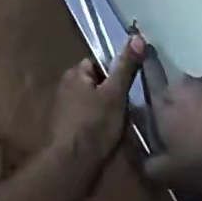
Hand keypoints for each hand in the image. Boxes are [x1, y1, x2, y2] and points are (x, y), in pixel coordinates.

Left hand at [46, 35, 145, 183]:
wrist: (74, 164)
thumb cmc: (95, 123)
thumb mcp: (115, 92)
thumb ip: (125, 66)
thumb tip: (137, 36)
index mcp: (74, 74)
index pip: (97, 62)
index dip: (114, 71)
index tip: (129, 84)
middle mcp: (65, 88)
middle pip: (96, 83)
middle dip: (111, 92)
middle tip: (129, 104)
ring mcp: (64, 110)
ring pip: (93, 103)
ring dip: (106, 110)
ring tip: (123, 120)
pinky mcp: (67, 130)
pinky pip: (88, 120)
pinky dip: (99, 124)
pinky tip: (110, 134)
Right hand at [138, 46, 201, 198]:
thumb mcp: (170, 174)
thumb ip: (149, 166)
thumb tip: (142, 159)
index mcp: (162, 102)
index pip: (149, 75)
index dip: (144, 62)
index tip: (142, 45)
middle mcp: (183, 86)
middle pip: (173, 92)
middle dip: (174, 107)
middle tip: (180, 133)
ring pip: (197, 98)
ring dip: (198, 113)